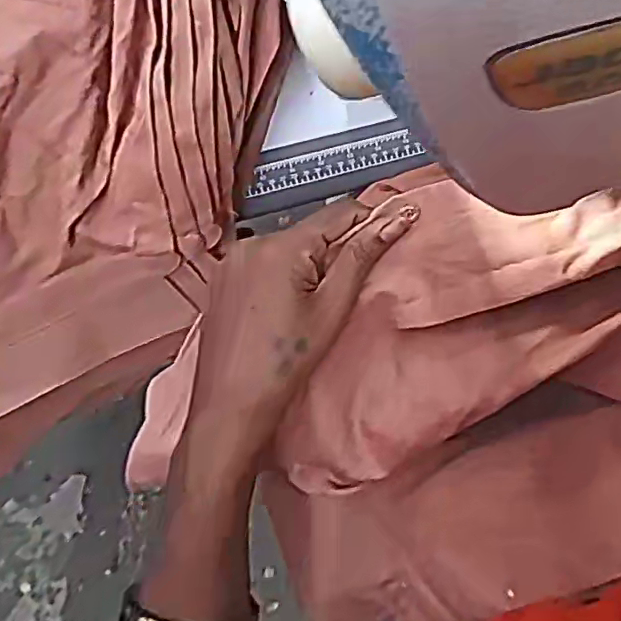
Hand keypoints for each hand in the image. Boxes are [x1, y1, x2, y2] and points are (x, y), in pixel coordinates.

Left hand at [186, 199, 417, 451]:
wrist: (229, 408)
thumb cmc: (286, 361)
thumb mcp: (333, 306)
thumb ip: (362, 255)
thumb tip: (397, 217)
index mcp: (281, 245)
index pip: (341, 211)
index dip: (372, 220)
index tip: (395, 232)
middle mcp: (252, 242)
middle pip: (315, 227)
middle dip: (340, 246)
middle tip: (351, 285)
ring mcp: (233, 258)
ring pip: (293, 242)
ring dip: (314, 258)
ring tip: (320, 300)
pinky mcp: (224, 276)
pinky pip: (268, 257)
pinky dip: (289, 269)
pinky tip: (291, 303)